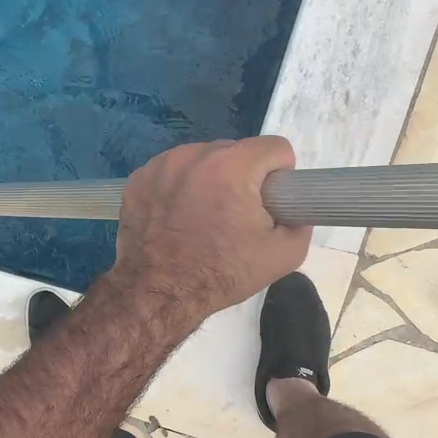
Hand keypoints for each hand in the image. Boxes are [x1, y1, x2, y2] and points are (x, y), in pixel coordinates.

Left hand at [107, 136, 310, 318]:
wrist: (158, 291)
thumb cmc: (222, 273)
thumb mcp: (284, 252)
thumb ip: (301, 218)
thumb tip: (293, 205)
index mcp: (229, 167)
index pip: (274, 146)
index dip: (280, 174)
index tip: (271, 199)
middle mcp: (190, 156)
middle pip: (234, 151)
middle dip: (243, 175)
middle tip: (236, 212)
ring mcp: (158, 166)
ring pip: (200, 158)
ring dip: (209, 177)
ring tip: (205, 214)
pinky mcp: (136, 179)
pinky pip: (170, 170)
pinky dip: (178, 185)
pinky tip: (177, 213)